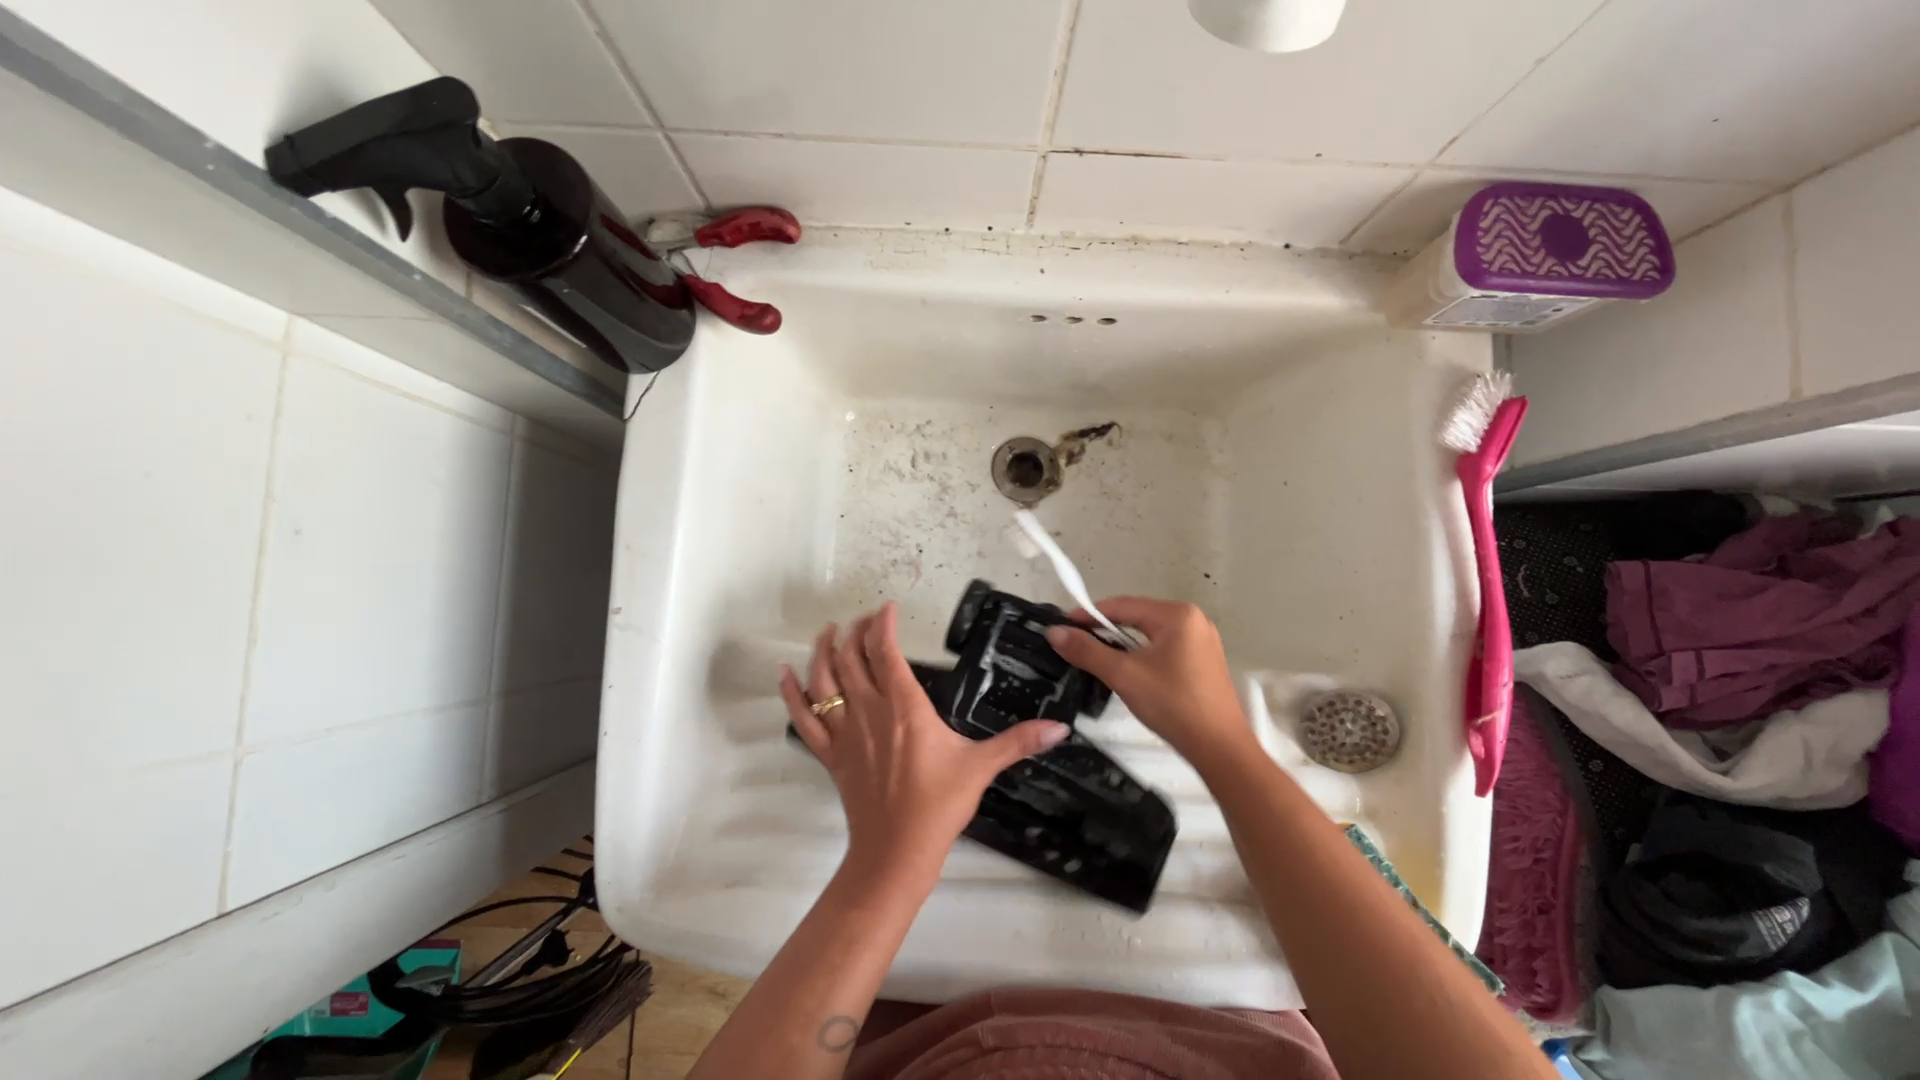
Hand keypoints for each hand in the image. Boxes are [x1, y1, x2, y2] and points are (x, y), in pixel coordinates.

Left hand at [779, 602, 1070, 874]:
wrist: (896, 851)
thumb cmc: (938, 806)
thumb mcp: (981, 767)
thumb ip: (1019, 742)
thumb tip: (1060, 728)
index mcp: (905, 706)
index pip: (886, 650)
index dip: (882, 623)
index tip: (888, 608)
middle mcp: (869, 710)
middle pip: (851, 657)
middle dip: (854, 631)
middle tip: (862, 619)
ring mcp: (845, 732)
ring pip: (823, 679)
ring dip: (823, 650)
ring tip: (828, 631)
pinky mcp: (830, 754)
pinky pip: (803, 717)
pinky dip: (791, 692)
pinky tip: (784, 674)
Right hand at [1045, 597, 1253, 762]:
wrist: (1219, 747)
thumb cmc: (1172, 704)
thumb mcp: (1123, 675)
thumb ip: (1087, 651)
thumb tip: (1054, 632)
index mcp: (1177, 615)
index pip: (1122, 605)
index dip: (1088, 615)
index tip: (1062, 627)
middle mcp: (1194, 620)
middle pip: (1138, 617)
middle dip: (1106, 629)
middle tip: (1076, 644)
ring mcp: (1203, 641)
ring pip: (1151, 635)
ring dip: (1123, 644)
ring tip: (1097, 659)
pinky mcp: (1205, 662)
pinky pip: (1165, 649)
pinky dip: (1143, 655)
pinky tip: (1129, 672)